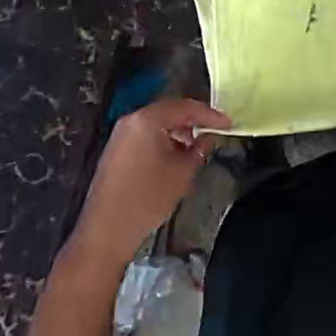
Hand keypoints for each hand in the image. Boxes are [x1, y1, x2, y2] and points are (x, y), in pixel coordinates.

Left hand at [69, 99, 230, 269]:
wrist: (108, 228)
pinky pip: (145, 134)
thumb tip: (207, 138)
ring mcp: (120, 134)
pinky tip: (174, 155)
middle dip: (193, 120)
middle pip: (169, 111)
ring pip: (156, 123)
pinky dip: (163, 139)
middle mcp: (131, 120)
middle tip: (214, 130)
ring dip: (178, 130)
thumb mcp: (182, 172)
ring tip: (196, 146)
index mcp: (147, 119)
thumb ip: (200, 149)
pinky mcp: (116, 149)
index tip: (227, 123)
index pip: (185, 107)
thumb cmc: (148, 198)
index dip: (210, 115)